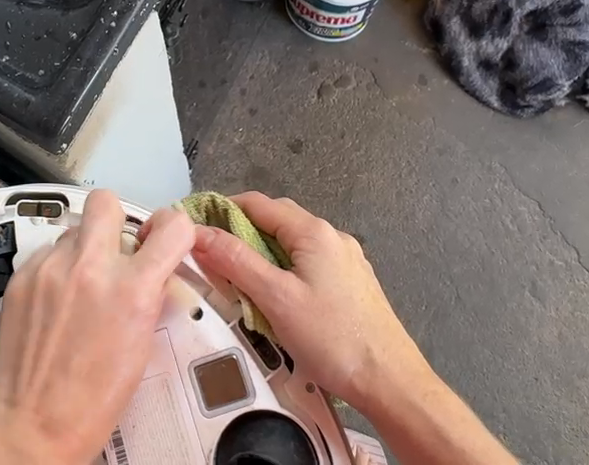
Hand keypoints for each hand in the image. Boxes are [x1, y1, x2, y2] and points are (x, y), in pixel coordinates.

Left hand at [0, 190, 195, 464]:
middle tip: (115, 247)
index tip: (166, 235)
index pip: (172, 227)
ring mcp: (51, 268)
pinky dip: (56, 268)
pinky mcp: (23, 275)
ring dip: (83, 249)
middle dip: (114, 219)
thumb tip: (156, 269)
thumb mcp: (141, 345)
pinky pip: (47, 252)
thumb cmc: (89, 402)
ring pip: (74, 229)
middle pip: (107, 201)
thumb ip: (148, 295)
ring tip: (81, 285)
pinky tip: (57, 301)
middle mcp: (90, 268)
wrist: (32, 425)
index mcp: (131, 290)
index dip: (174, 228)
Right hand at [188, 191, 427, 406]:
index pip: (256, 203)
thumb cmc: (335, 339)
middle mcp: (331, 236)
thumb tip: (198, 232)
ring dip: (262, 255)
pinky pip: (308, 264)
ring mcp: (345, 260)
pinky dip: (284, 272)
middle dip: (240, 233)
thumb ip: (236, 261)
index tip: (195, 228)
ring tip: (241, 282)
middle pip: (275, 220)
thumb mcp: (276, 298)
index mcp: (312, 231)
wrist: (393, 384)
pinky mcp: (352, 284)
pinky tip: (277, 299)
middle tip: (213, 257)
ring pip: (291, 245)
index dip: (222, 210)